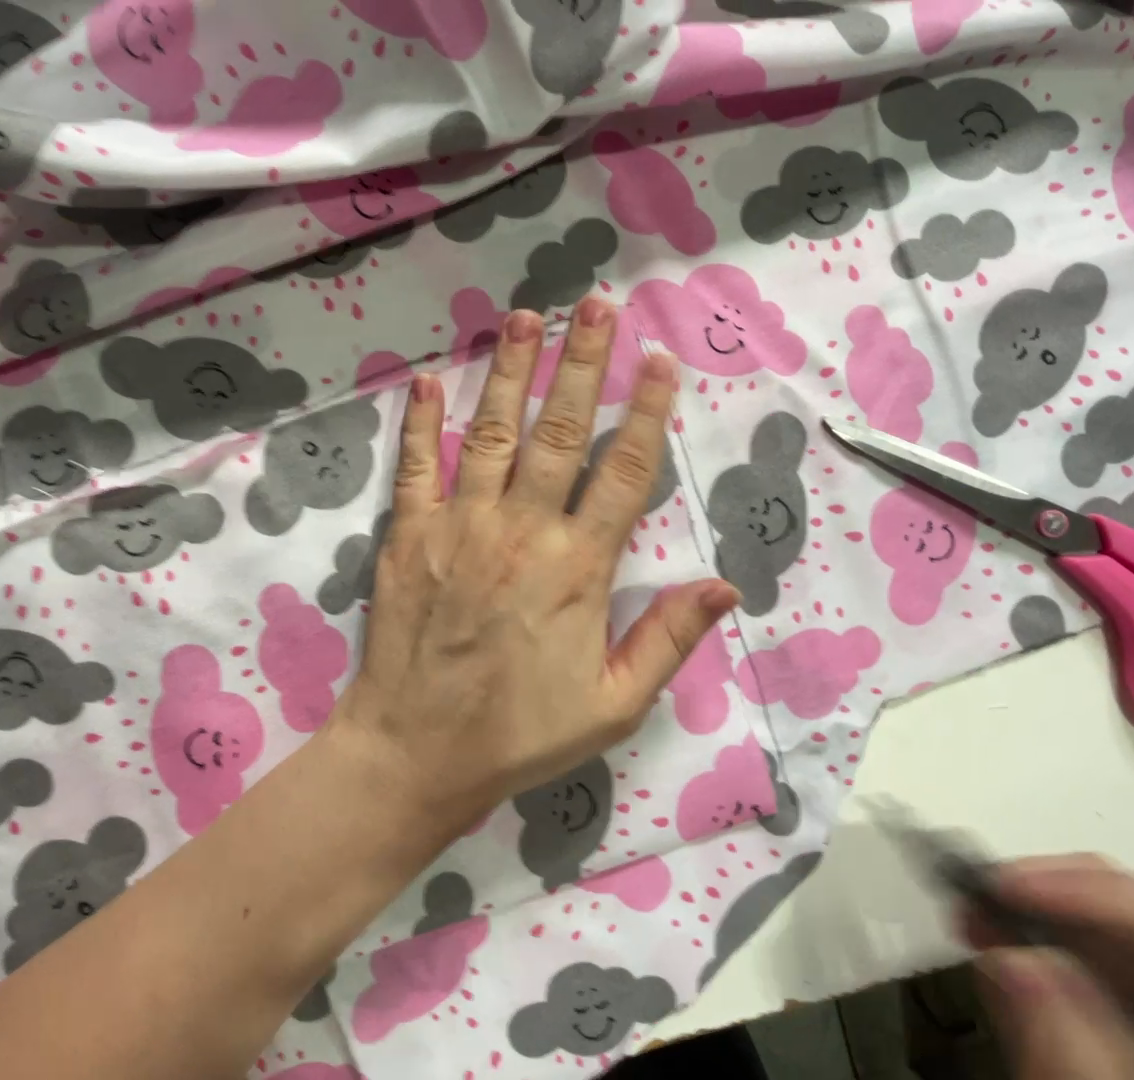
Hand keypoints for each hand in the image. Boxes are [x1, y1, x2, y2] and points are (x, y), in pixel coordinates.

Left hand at [325, 296, 739, 825]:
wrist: (418, 749)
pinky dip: (421, 422)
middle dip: (583, 363)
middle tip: (596, 304)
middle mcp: (523, 530)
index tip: (658, 361)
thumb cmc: (520, 733)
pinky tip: (425, 379)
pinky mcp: (409, 536)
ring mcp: (461, 525)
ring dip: (510, 370)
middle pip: (560, 431)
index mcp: (579, 568)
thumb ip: (668, 640)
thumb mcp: (613, 705)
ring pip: (492, 431)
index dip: (646, 412)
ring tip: (526, 316)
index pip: (624, 472)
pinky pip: (417, 467)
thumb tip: (724, 585)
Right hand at [965, 856, 1133, 1079]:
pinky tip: (998, 940)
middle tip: (979, 889)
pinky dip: (1045, 951)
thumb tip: (1010, 960)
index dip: (1095, 895)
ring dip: (1043, 918)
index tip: (1001, 882)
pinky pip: (1108, 975)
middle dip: (1064, 896)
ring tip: (972, 908)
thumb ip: (1085, 1060)